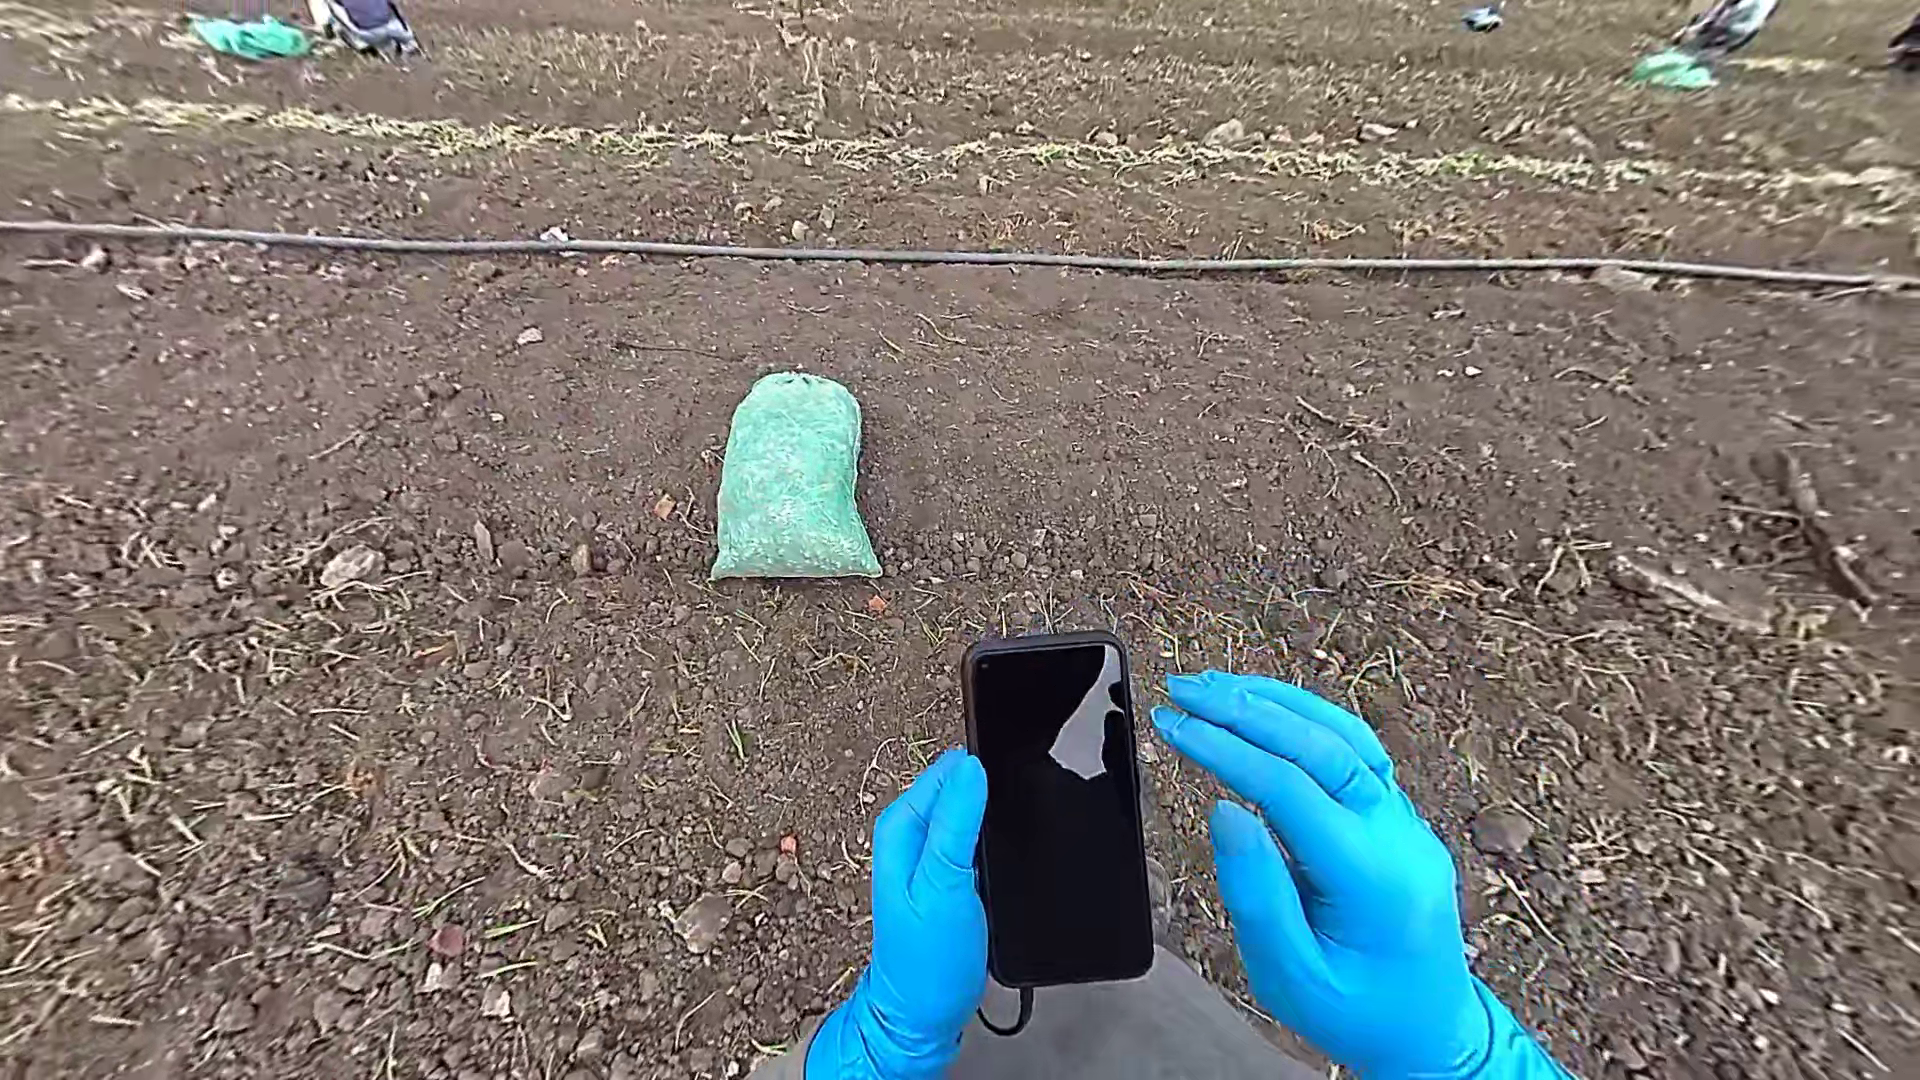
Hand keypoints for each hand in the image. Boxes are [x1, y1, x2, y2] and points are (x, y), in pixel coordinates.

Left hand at [807, 748, 988, 1079]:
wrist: (923, 1017)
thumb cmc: (926, 961)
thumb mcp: (944, 884)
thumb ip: (957, 822)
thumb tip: (972, 767)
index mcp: (903, 824)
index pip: (948, 769)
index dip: (981, 772)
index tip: (1005, 786)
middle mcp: (912, 831)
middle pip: (959, 785)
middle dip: (987, 792)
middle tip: (1009, 816)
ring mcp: (929, 850)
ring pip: (969, 808)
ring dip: (990, 814)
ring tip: (1008, 831)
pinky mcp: (947, 868)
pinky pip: (973, 833)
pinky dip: (989, 836)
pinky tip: (1000, 850)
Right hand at [1153, 672, 1494, 1077]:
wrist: (1430, 1031)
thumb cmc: (1354, 1012)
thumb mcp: (1290, 976)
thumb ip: (1255, 893)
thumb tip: (1225, 809)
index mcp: (1373, 879)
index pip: (1288, 788)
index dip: (1223, 749)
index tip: (1171, 726)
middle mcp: (1397, 834)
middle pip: (1317, 744)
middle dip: (1241, 708)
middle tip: (1181, 690)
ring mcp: (1401, 815)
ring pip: (1339, 730)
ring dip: (1270, 698)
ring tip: (1210, 684)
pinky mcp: (1390, 807)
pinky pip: (1349, 741)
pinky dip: (1298, 710)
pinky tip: (1258, 700)